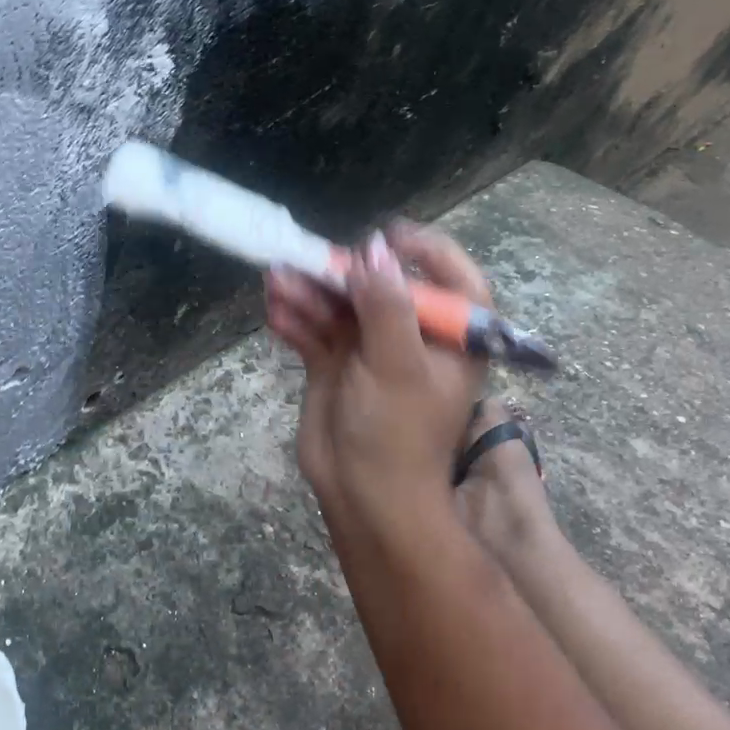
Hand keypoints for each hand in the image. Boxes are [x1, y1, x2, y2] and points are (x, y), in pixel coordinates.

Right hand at [264, 221, 491, 522]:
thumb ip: (386, 305)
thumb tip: (375, 249)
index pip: (454, 282)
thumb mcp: (397, 365)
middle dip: (340, 273)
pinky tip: (275, 315)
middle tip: (305, 259)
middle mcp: (411, 339)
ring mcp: (370, 352)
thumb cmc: (396, 433)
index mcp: (450, 341)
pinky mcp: (334, 366)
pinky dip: (294, 321)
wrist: (363, 495)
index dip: (427, 252)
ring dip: (307, 293)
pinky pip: (314, 331)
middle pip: (378, 287)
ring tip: (275, 281)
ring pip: (338, 306)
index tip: (386, 234)